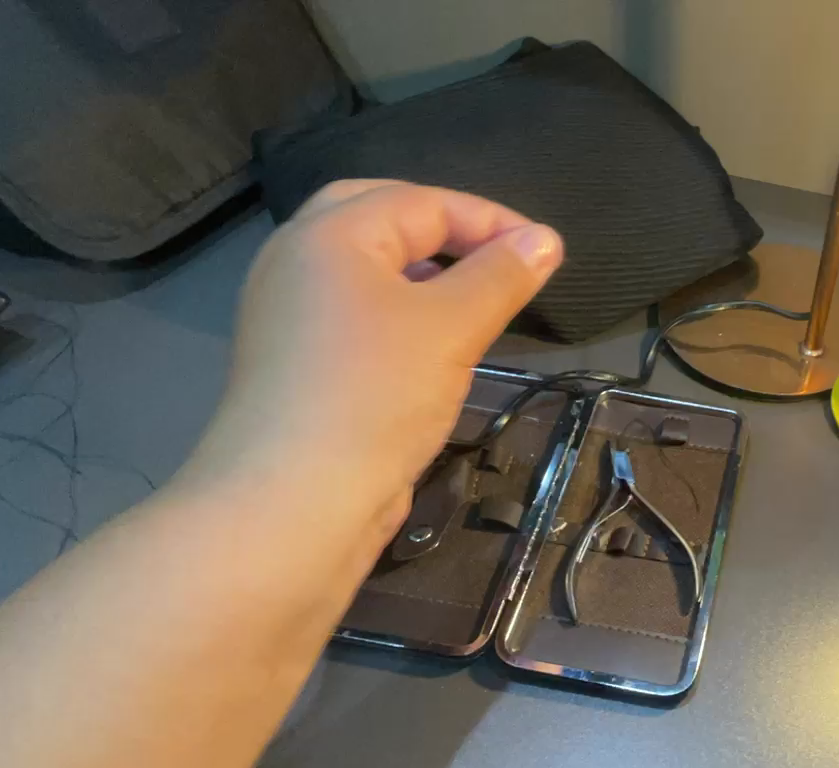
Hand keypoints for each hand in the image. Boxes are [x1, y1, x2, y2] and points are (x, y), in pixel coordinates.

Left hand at [180, 180, 562, 524]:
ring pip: (366, 273)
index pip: (418, 202)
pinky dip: (402, 314)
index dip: (488, 218)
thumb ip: (500, 277)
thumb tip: (545, 238)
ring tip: (473, 297)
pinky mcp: (302, 365)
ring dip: (423, 273)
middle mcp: (299, 263)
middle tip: (497, 254)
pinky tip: (432, 347)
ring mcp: (293, 316)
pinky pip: (359, 317)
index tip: (545, 251)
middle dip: (444, 230)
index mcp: (329, 236)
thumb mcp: (452, 327)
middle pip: (377, 219)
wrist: (301, 495)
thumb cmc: (378, 393)